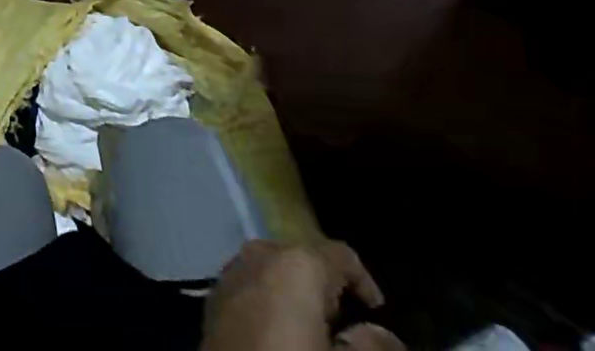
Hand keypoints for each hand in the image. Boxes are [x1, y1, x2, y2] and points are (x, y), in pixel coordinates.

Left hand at [203, 240, 388, 350]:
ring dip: (296, 296)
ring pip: (276, 272)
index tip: (378, 315)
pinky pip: (252, 287)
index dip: (365, 284)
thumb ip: (374, 347)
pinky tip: (276, 337)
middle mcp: (262, 254)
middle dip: (327, 290)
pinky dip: (268, 303)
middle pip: (306, 262)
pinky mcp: (213, 297)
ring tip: (311, 334)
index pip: (342, 257)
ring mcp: (232, 272)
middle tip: (346, 329)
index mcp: (298, 264)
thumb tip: (381, 335)